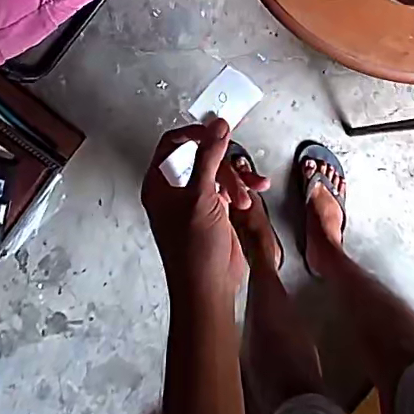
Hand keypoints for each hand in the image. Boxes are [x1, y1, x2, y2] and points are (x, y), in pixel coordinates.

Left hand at [142, 119, 244, 294]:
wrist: (208, 288)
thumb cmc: (194, 248)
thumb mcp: (201, 197)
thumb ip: (209, 157)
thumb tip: (217, 125)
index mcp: (158, 184)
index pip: (172, 144)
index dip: (195, 134)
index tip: (218, 131)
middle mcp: (173, 189)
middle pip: (200, 156)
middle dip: (223, 164)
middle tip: (239, 174)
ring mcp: (194, 199)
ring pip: (217, 171)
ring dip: (236, 179)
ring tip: (248, 196)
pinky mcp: (213, 209)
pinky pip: (227, 187)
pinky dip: (242, 187)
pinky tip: (256, 191)